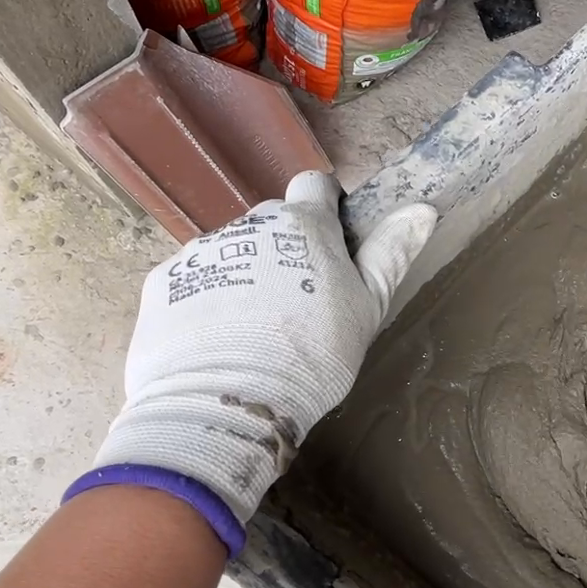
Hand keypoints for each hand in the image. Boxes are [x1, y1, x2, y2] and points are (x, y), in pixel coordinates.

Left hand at [85, 172, 436, 543]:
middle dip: (285, 245)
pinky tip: (218, 338)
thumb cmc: (313, 353)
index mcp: (304, 225)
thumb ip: (391, 253)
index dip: (324, 207)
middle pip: (272, 220)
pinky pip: (193, 279)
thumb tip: (423, 209)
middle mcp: (250, 225)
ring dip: (246, 272)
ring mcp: (201, 251)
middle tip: (297, 298)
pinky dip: (207, 299)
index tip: (331, 242)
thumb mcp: (368, 306)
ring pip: (233, 250)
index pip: (314, 184)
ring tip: (254, 327)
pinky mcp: (163, 282)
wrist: (225, 402)